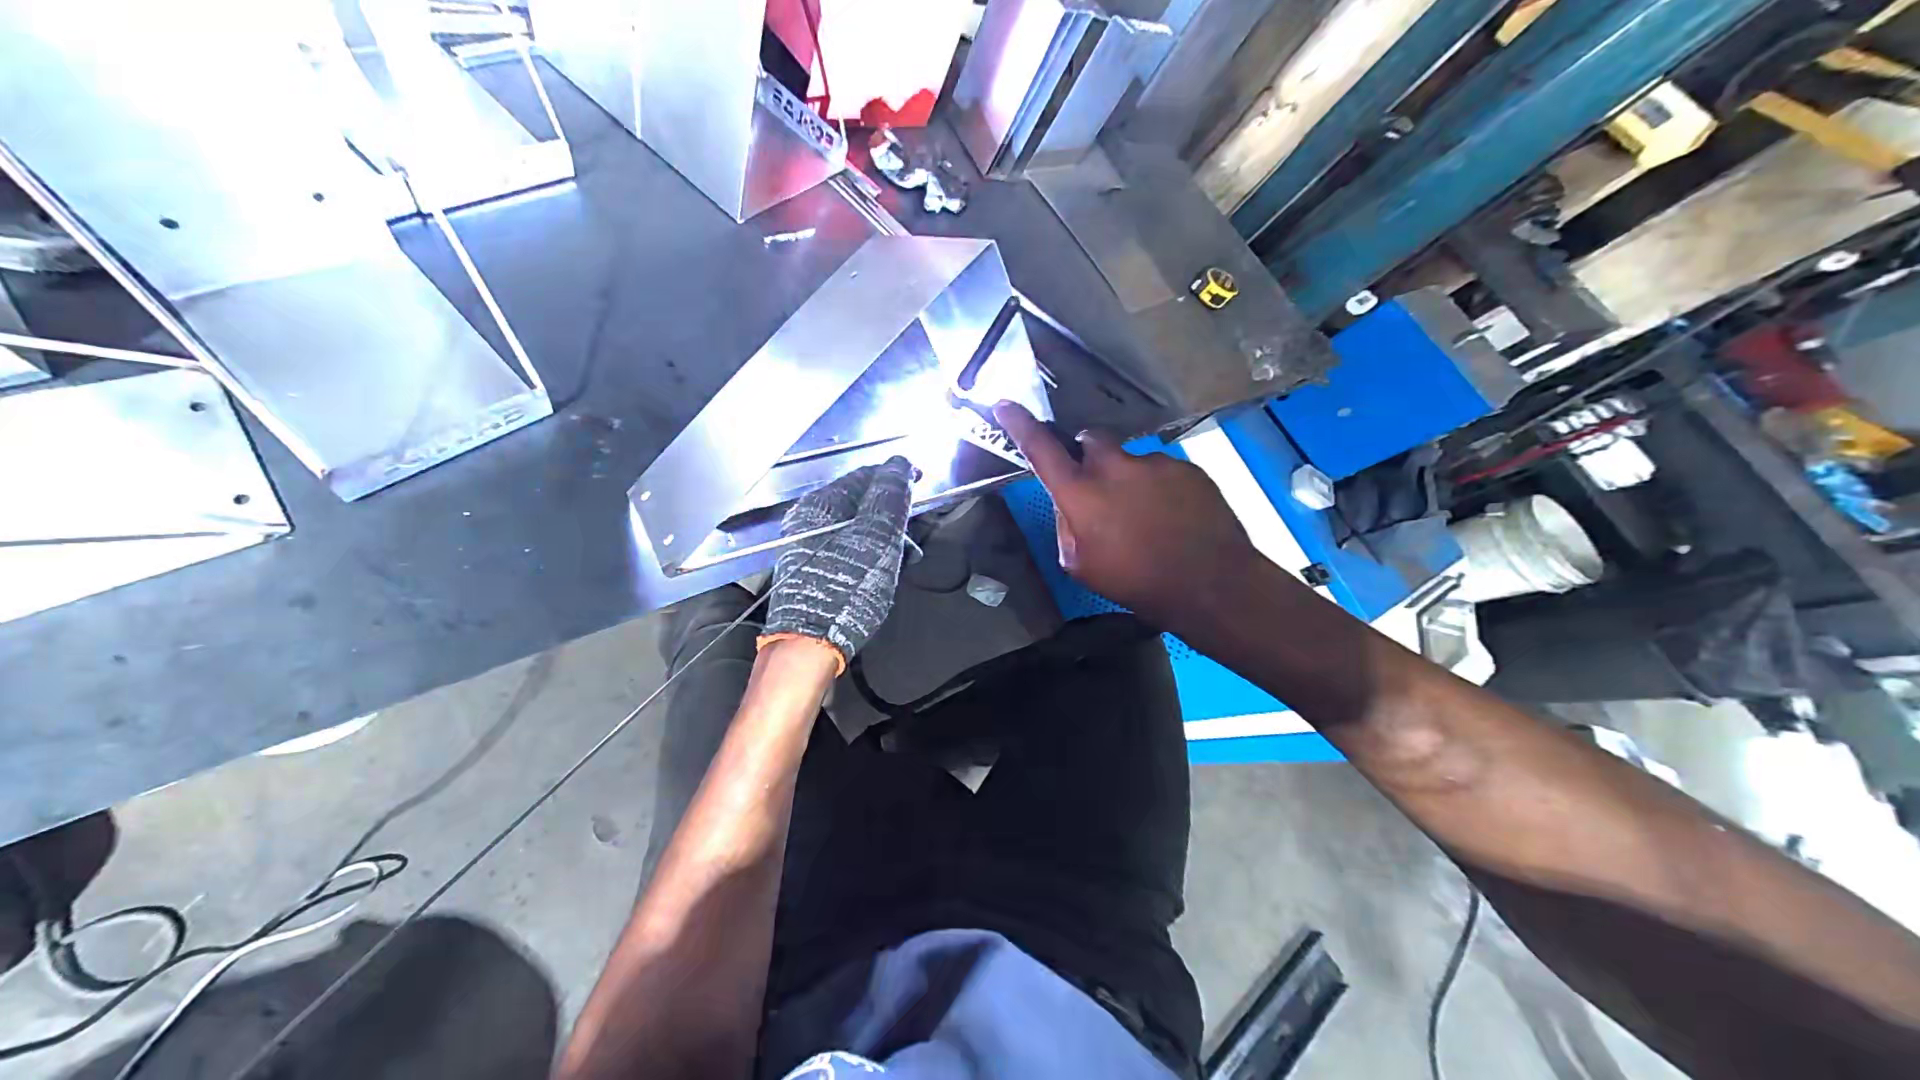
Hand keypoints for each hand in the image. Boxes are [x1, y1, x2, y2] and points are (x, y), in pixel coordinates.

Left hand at [758, 456, 912, 668]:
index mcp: (820, 505)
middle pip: (859, 499)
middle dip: (891, 507)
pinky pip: (849, 545)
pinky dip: (871, 549)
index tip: (920, 482)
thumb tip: (900, 465)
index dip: (895, 475)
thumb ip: (889, 499)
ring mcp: (809, 545)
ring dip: (884, 531)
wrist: (810, 645)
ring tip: (906, 550)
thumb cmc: (845, 590)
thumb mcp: (876, 539)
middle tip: (916, 521)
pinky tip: (885, 565)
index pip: (864, 474)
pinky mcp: (815, 568)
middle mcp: (808, 520)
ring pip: (856, 524)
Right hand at [993, 402, 1261, 630]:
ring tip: (1148, 517)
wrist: (1211, 584)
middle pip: (1091, 439)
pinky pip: (1164, 472)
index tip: (1005, 404)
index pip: (1041, 449)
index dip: (1020, 425)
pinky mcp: (1188, 468)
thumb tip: (1071, 506)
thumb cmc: (1137, 583)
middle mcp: (1115, 467)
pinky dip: (1161, 490)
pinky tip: (1173, 518)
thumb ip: (1068, 527)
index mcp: (1081, 493)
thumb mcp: (1082, 566)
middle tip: (1097, 485)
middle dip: (1088, 454)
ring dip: (1130, 480)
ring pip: (1131, 461)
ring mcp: (1155, 464)